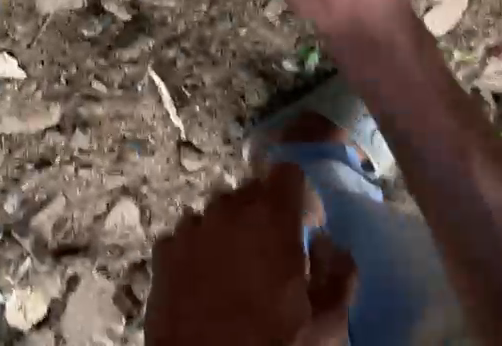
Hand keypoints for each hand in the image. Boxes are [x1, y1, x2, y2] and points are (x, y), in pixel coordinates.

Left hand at [145, 163, 355, 345]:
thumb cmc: (274, 345)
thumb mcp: (326, 324)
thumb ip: (338, 276)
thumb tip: (331, 246)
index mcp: (270, 220)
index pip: (287, 172)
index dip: (300, 194)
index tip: (307, 224)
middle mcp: (226, 210)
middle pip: (250, 190)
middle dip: (266, 213)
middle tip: (277, 254)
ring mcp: (190, 227)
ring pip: (217, 211)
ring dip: (232, 229)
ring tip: (242, 271)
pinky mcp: (163, 248)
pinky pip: (189, 234)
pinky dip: (201, 248)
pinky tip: (208, 281)